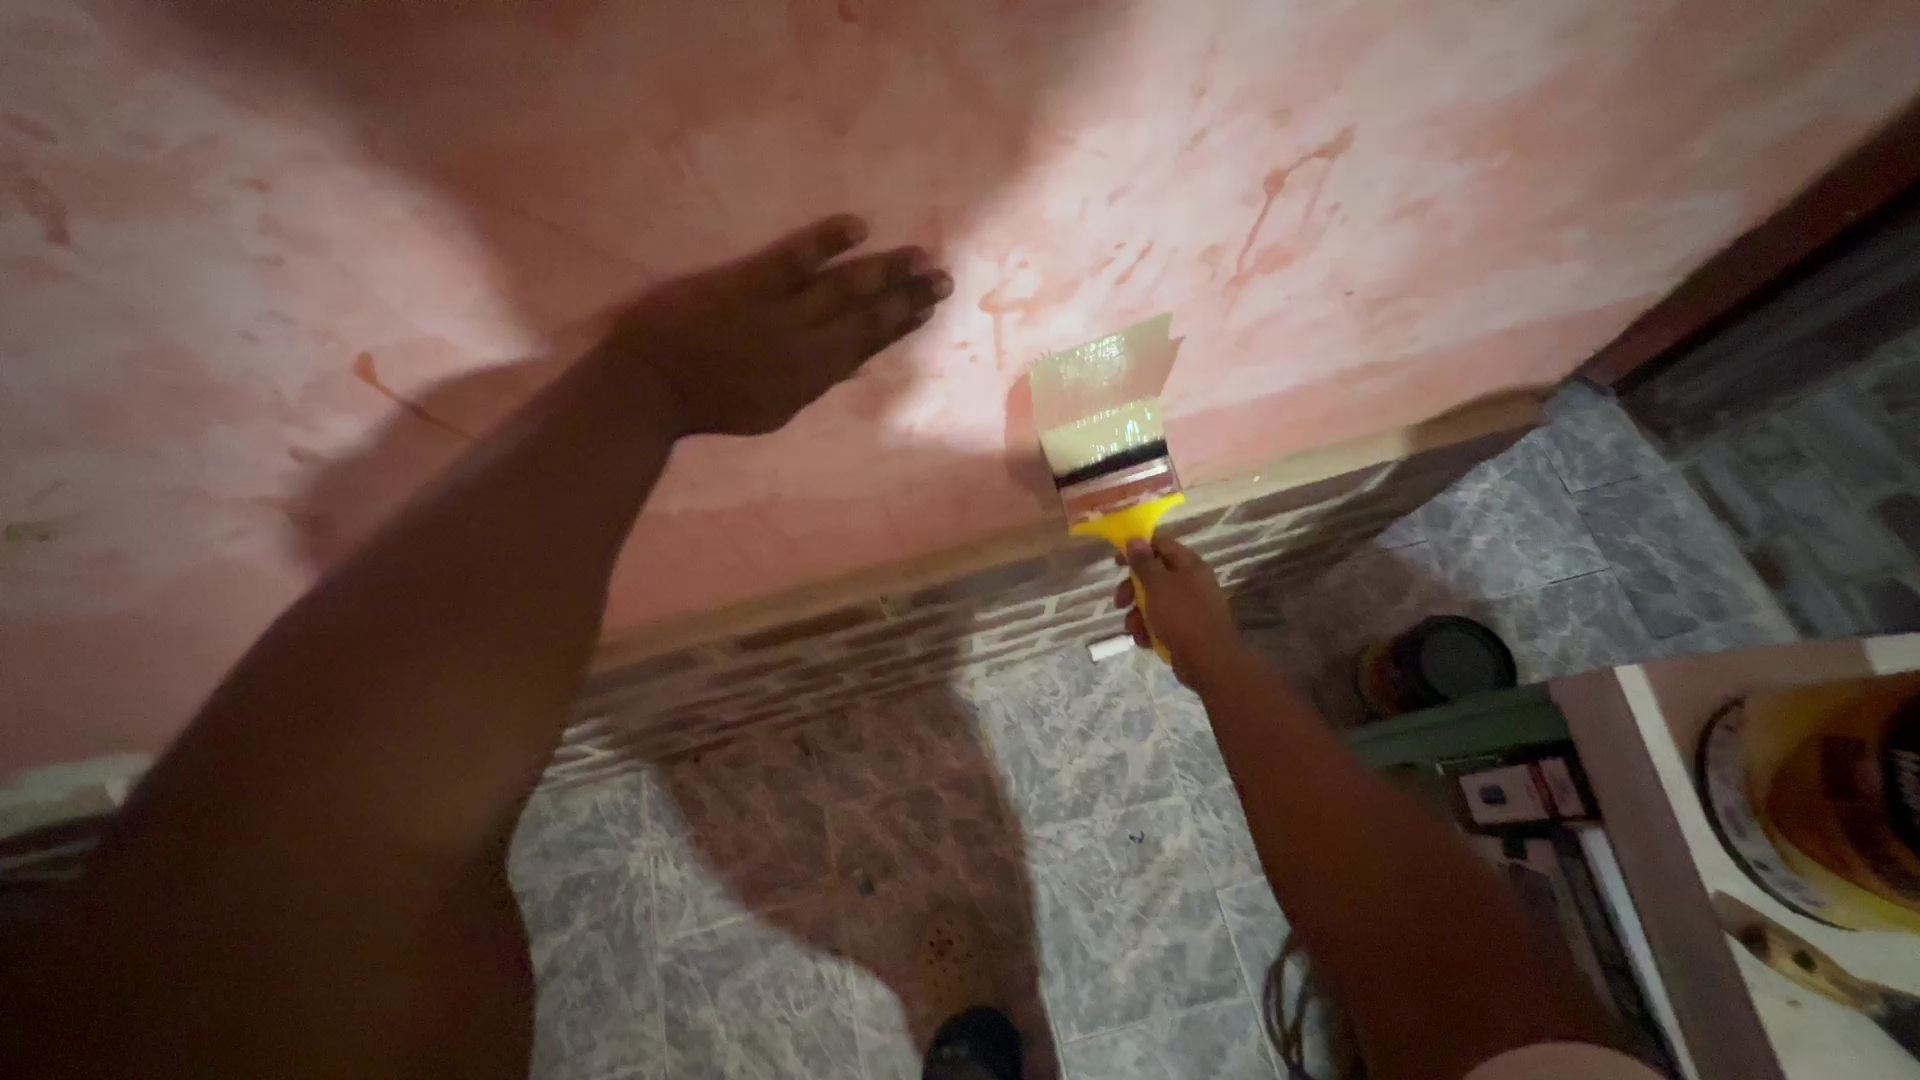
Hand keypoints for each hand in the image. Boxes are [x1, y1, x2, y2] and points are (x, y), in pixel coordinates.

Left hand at [598, 214, 952, 435]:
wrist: (650, 389)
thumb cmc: (708, 404)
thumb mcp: (771, 412)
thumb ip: (812, 387)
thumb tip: (852, 368)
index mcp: (810, 380)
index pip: (867, 347)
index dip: (901, 327)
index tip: (928, 311)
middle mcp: (806, 348)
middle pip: (867, 318)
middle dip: (909, 298)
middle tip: (943, 279)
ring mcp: (779, 316)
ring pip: (843, 291)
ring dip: (885, 272)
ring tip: (919, 257)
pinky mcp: (748, 286)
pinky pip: (795, 261)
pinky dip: (827, 243)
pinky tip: (857, 227)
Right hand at [1114, 536, 1242, 685]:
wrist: (1209, 661)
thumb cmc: (1182, 616)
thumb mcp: (1158, 585)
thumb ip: (1144, 562)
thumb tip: (1135, 539)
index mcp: (1189, 565)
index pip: (1160, 544)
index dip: (1137, 549)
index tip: (1117, 561)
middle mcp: (1191, 582)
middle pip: (1154, 575)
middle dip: (1132, 589)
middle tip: (1119, 602)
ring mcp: (1189, 607)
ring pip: (1154, 602)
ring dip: (1137, 615)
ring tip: (1133, 629)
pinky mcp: (1186, 630)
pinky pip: (1161, 623)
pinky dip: (1149, 630)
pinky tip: (1144, 641)